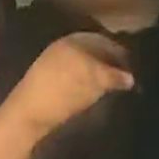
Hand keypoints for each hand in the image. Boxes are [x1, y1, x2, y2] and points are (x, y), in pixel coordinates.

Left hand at [8, 32, 134, 130]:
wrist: (27, 117)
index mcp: (73, 41)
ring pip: (82, 71)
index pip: (103, 42)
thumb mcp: (92, 80)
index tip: (131, 71)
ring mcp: (51, 69)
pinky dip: (83, 90)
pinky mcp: (45, 88)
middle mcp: (62, 50)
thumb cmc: (61, 94)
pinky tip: (90, 102)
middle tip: (122, 85)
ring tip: (109, 95)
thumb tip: (130, 79)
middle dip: (108, 69)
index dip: (119, 56)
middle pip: (92, 56)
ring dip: (96, 81)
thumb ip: (113, 77)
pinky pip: (71, 84)